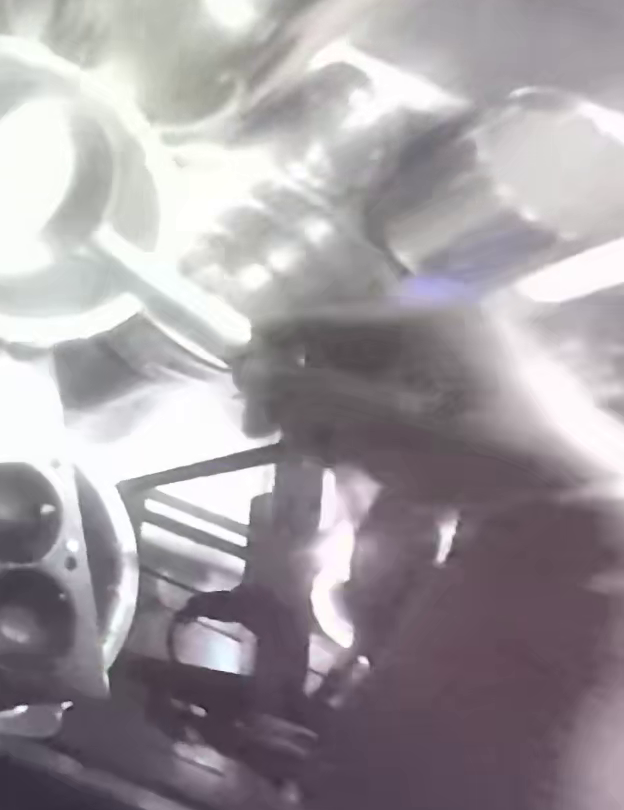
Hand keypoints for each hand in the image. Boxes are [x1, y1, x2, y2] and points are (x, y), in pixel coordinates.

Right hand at [243, 309, 604, 503]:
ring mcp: (436, 351)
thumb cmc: (469, 450)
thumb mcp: (374, 422)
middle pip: (314, 350)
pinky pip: (363, 389)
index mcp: (412, 321)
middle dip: (285, 394)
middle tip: (268, 435)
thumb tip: (244, 372)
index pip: (300, 324)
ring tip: (316, 451)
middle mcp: (423, 324)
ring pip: (333, 374)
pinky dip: (340, 419)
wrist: (565, 488)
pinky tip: (343, 449)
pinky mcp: (441, 379)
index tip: (244, 405)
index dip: (259, 360)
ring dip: (309, 413)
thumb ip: (303, 392)